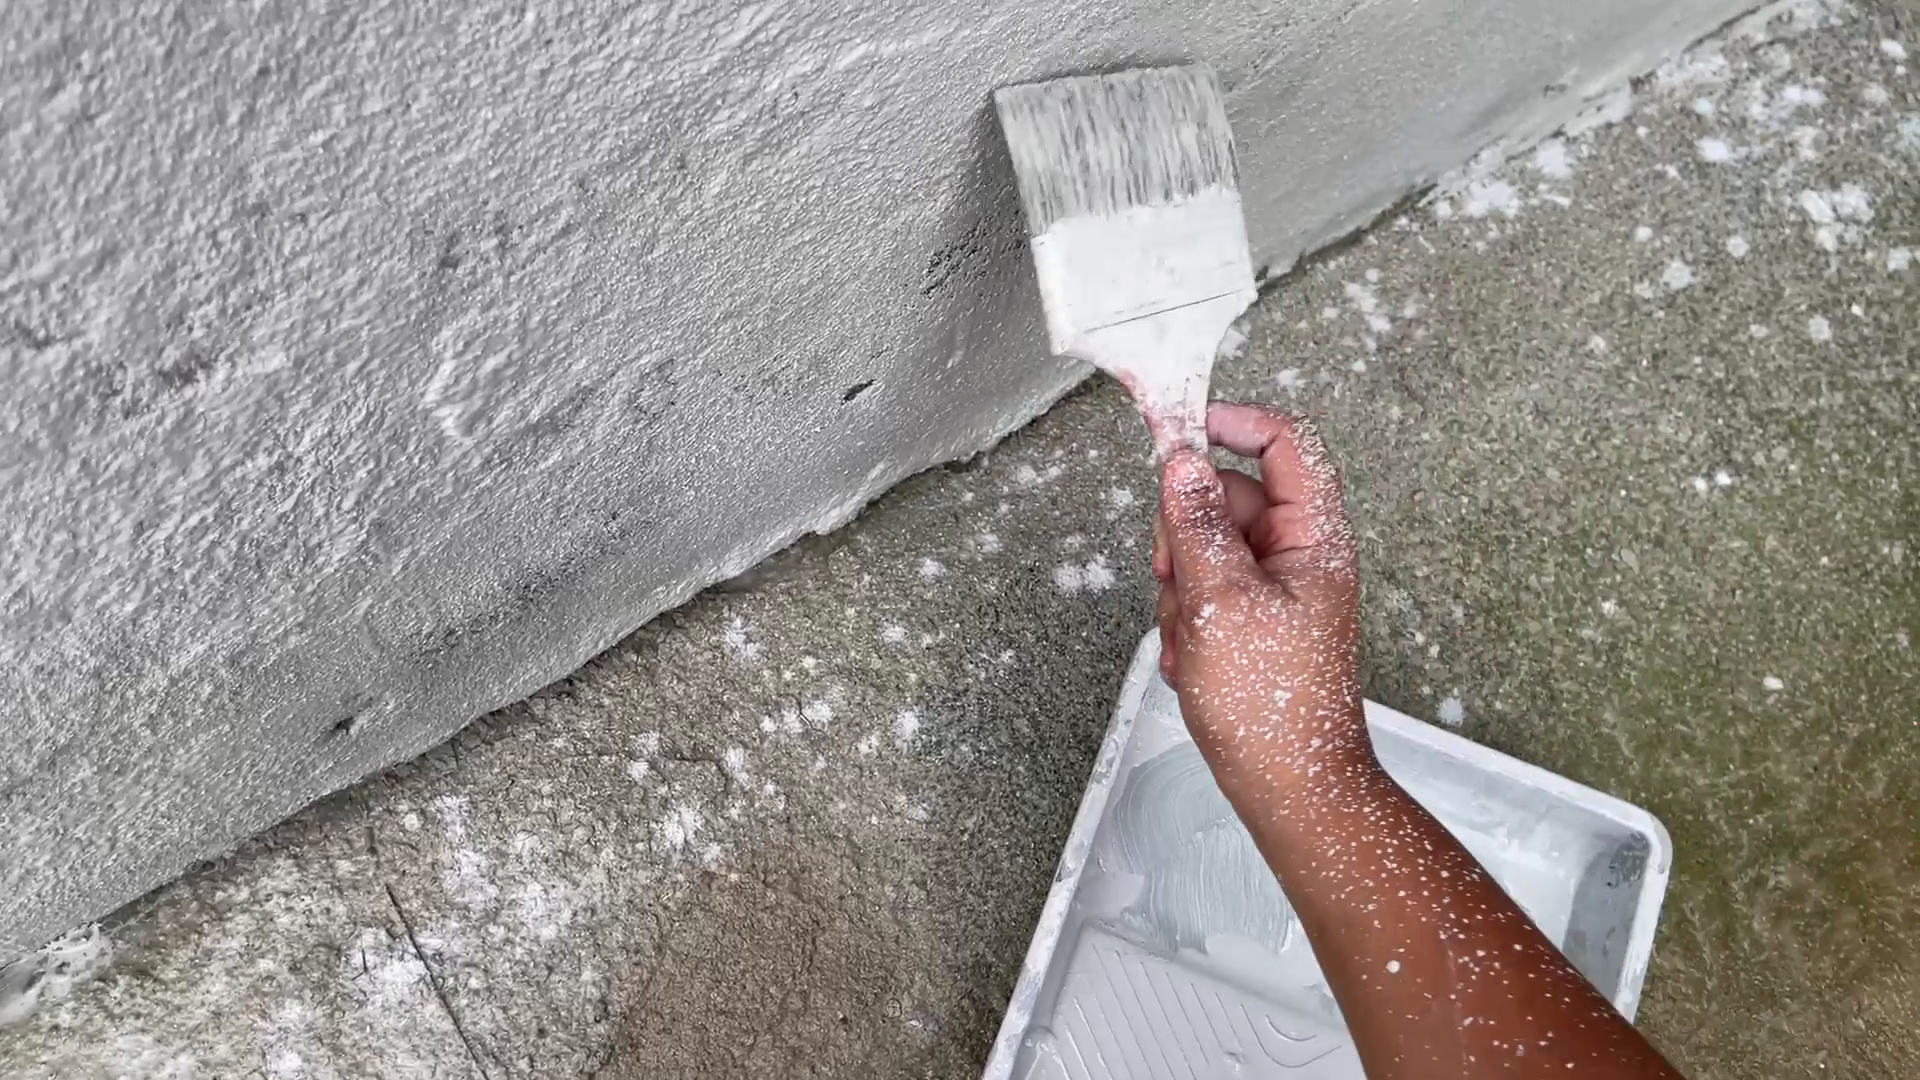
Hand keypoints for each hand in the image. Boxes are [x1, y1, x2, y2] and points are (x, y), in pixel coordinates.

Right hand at [1151, 403, 1369, 797]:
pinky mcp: (1243, 613)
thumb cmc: (1272, 703)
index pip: (1285, 444)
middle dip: (1185, 532)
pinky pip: (1196, 585)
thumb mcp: (1222, 602)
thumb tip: (1180, 462)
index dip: (1235, 423)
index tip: (1181, 429)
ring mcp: (1265, 585)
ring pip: (1200, 544)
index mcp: (1311, 538)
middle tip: (1175, 575)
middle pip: (1224, 496)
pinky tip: (1192, 654)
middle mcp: (1292, 553)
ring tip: (1190, 631)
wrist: (1282, 782)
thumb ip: (1197, 525)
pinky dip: (1182, 614)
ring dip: (1178, 584)